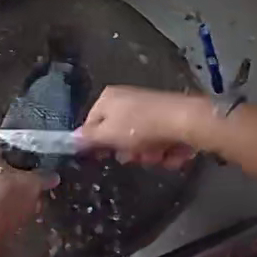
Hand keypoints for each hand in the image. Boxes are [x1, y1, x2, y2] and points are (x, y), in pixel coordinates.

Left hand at [0, 134, 57, 245]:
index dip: (9, 136)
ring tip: (30, 187)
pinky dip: (6, 198)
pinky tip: (21, 206)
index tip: (24, 140)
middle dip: (13, 163)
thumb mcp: (32, 185)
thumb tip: (53, 176)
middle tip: (32, 165)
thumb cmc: (6, 201)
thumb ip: (43, 177)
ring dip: (10, 183)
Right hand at [78, 86, 219, 168]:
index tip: (103, 157)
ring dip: (149, 154)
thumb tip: (70, 139)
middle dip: (129, 151)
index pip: (91, 125)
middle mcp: (126, 100)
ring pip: (141, 141)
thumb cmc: (140, 127)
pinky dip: (165, 149)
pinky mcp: (169, 118)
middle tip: (136, 156)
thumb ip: (87, 138)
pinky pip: (160, 139)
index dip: (96, 144)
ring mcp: (149, 108)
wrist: (186, 121)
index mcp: (107, 99)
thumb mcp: (107, 135)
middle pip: (118, 135)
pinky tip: (172, 151)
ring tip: (158, 154)